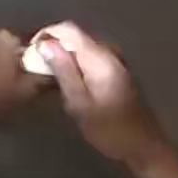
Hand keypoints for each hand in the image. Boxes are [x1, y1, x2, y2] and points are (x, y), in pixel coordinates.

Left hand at [0, 28, 49, 134]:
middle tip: (37, 82)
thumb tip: (63, 69)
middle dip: (30, 61)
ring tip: (20, 86)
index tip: (54, 72)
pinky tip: (1, 84)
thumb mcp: (27, 91)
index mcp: (10, 35)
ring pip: (6, 52)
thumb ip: (49, 77)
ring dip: (13, 65)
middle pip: (22, 45)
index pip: (40, 40)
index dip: (50, 57)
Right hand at [34, 22, 171, 169]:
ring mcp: (117, 59)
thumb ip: (63, 71)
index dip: (47, 33)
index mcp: (101, 58)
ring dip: (65, 51)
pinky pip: (92, 54)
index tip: (32, 50)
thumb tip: (45, 44)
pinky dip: (76, 59)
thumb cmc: (110, 131)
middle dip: (54, 42)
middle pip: (76, 34)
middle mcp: (111, 51)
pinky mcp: (118, 69)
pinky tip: (69, 77)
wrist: (145, 147)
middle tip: (37, 62)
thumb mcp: (80, 104)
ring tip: (49, 70)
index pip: (69, 29)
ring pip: (83, 44)